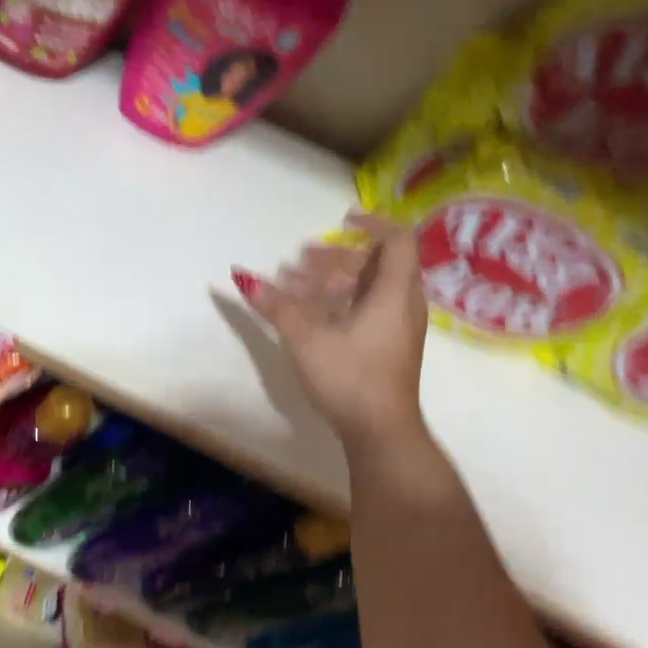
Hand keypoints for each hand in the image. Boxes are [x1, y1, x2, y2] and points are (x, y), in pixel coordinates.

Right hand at [235, 213, 431, 454]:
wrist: (378, 426)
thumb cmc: (349, 376)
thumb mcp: (307, 339)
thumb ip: (278, 306)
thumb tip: (245, 278)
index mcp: (394, 292)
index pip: (396, 240)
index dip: (372, 224)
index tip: (341, 221)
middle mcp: (403, 302)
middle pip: (377, 264)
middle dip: (337, 258)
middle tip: (300, 263)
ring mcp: (397, 326)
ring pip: (369, 288)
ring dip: (334, 282)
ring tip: (297, 289)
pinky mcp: (386, 345)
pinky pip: (366, 309)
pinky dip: (340, 302)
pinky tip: (312, 316)